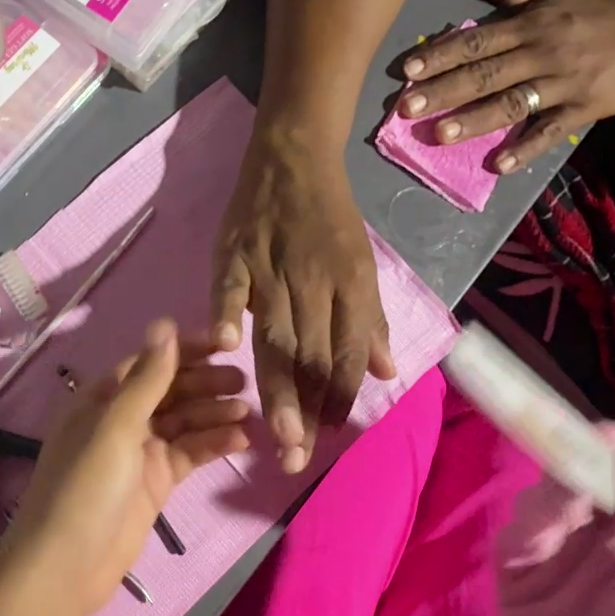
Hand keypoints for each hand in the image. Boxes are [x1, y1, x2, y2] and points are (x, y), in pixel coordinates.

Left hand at [0, 321, 249, 615]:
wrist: (65, 569)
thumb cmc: (84, 490)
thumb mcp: (115, 428)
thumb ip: (146, 380)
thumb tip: (164, 324)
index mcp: (102, 399)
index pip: (149, 362)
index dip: (185, 350)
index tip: (225, 342)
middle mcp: (121, 419)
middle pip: (170, 390)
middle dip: (205, 382)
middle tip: (244, 380)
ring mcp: (140, 452)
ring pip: (184, 422)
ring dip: (214, 413)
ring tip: (249, 411)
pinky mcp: (156, 482)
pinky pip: (189, 454)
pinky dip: (212, 445)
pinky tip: (241, 440)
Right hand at [212, 144, 396, 472]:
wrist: (294, 156)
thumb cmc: (330, 215)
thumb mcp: (363, 262)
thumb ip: (370, 318)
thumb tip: (386, 372)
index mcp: (349, 284)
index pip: (345, 352)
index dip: (338, 397)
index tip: (325, 439)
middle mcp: (314, 281)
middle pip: (310, 354)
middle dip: (305, 410)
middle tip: (294, 459)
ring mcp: (272, 267)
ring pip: (276, 334)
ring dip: (276, 386)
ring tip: (273, 435)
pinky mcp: (236, 253)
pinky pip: (232, 285)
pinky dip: (230, 310)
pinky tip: (228, 344)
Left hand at [396, 0, 614, 171]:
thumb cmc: (595, 15)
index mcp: (530, 25)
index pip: (477, 40)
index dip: (441, 53)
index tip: (408, 69)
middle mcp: (542, 52)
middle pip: (486, 73)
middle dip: (445, 90)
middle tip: (406, 107)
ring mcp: (564, 82)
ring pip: (513, 102)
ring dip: (476, 119)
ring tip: (440, 134)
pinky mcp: (584, 109)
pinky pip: (550, 131)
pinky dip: (526, 149)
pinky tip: (499, 165)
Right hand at [497, 442, 614, 615]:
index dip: (613, 452)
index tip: (604, 429)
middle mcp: (598, 542)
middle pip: (578, 482)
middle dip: (573, 462)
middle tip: (567, 445)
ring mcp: (555, 559)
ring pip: (542, 502)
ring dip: (549, 495)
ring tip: (562, 508)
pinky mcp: (518, 579)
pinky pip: (514, 536)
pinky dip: (525, 527)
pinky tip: (538, 534)